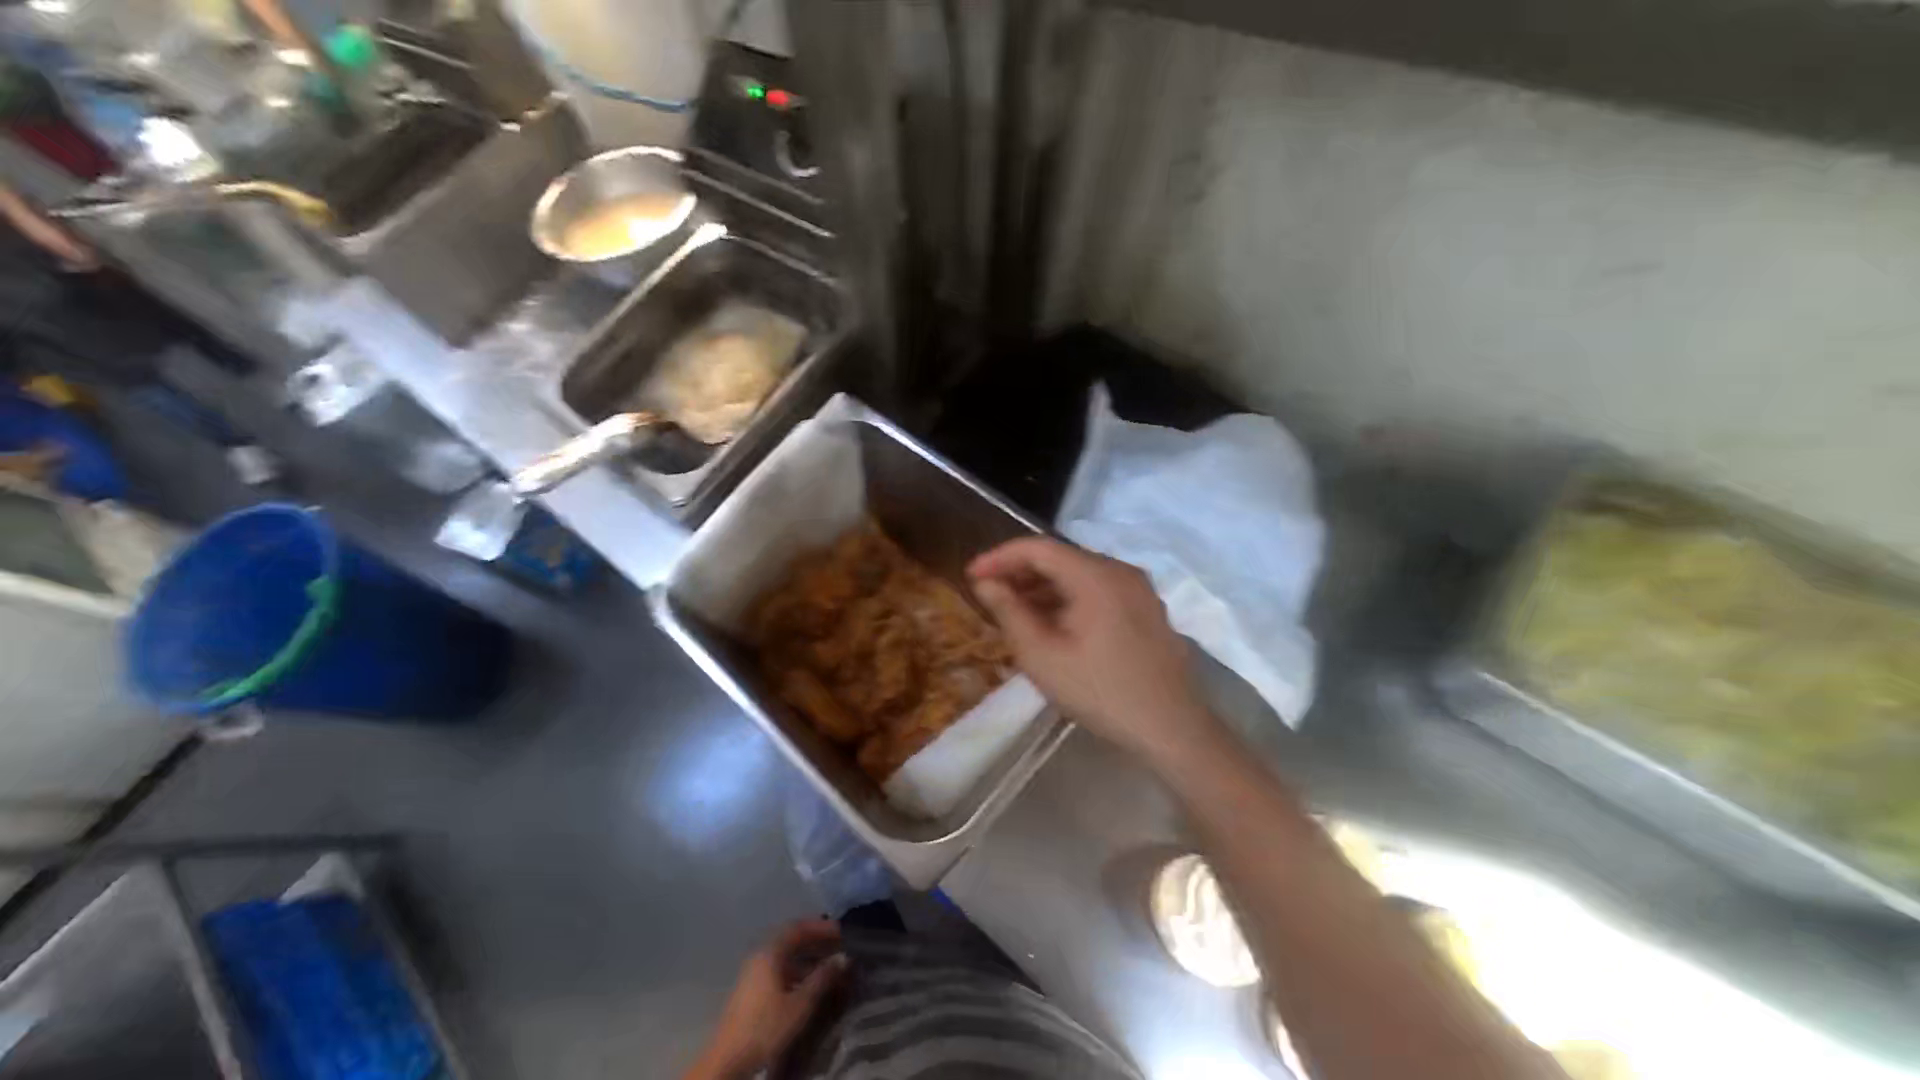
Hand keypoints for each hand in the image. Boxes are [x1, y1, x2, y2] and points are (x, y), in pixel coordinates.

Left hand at [686, 919, 847, 1079]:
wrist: (727, 1060)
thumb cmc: (766, 1027)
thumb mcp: (800, 1004)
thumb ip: (822, 978)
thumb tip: (843, 957)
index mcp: (770, 952)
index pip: (797, 927)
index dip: (820, 927)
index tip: (841, 931)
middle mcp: (759, 956)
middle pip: (790, 939)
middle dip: (815, 940)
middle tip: (837, 944)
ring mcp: (753, 973)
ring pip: (784, 955)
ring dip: (806, 956)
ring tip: (827, 964)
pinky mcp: (751, 989)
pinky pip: (778, 968)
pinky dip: (796, 969)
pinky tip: (807, 984)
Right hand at [969, 537, 1217, 763]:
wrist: (1171, 729)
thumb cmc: (1100, 692)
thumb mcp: (1042, 656)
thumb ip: (1009, 612)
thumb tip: (986, 584)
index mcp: (1096, 576)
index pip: (1038, 548)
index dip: (1000, 558)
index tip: (972, 576)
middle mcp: (1121, 571)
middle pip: (1061, 557)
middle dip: (1021, 572)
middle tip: (990, 595)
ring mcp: (1140, 589)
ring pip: (1081, 574)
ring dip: (1044, 587)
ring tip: (1015, 612)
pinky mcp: (1148, 609)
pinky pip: (1100, 590)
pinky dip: (1070, 598)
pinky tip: (1054, 624)